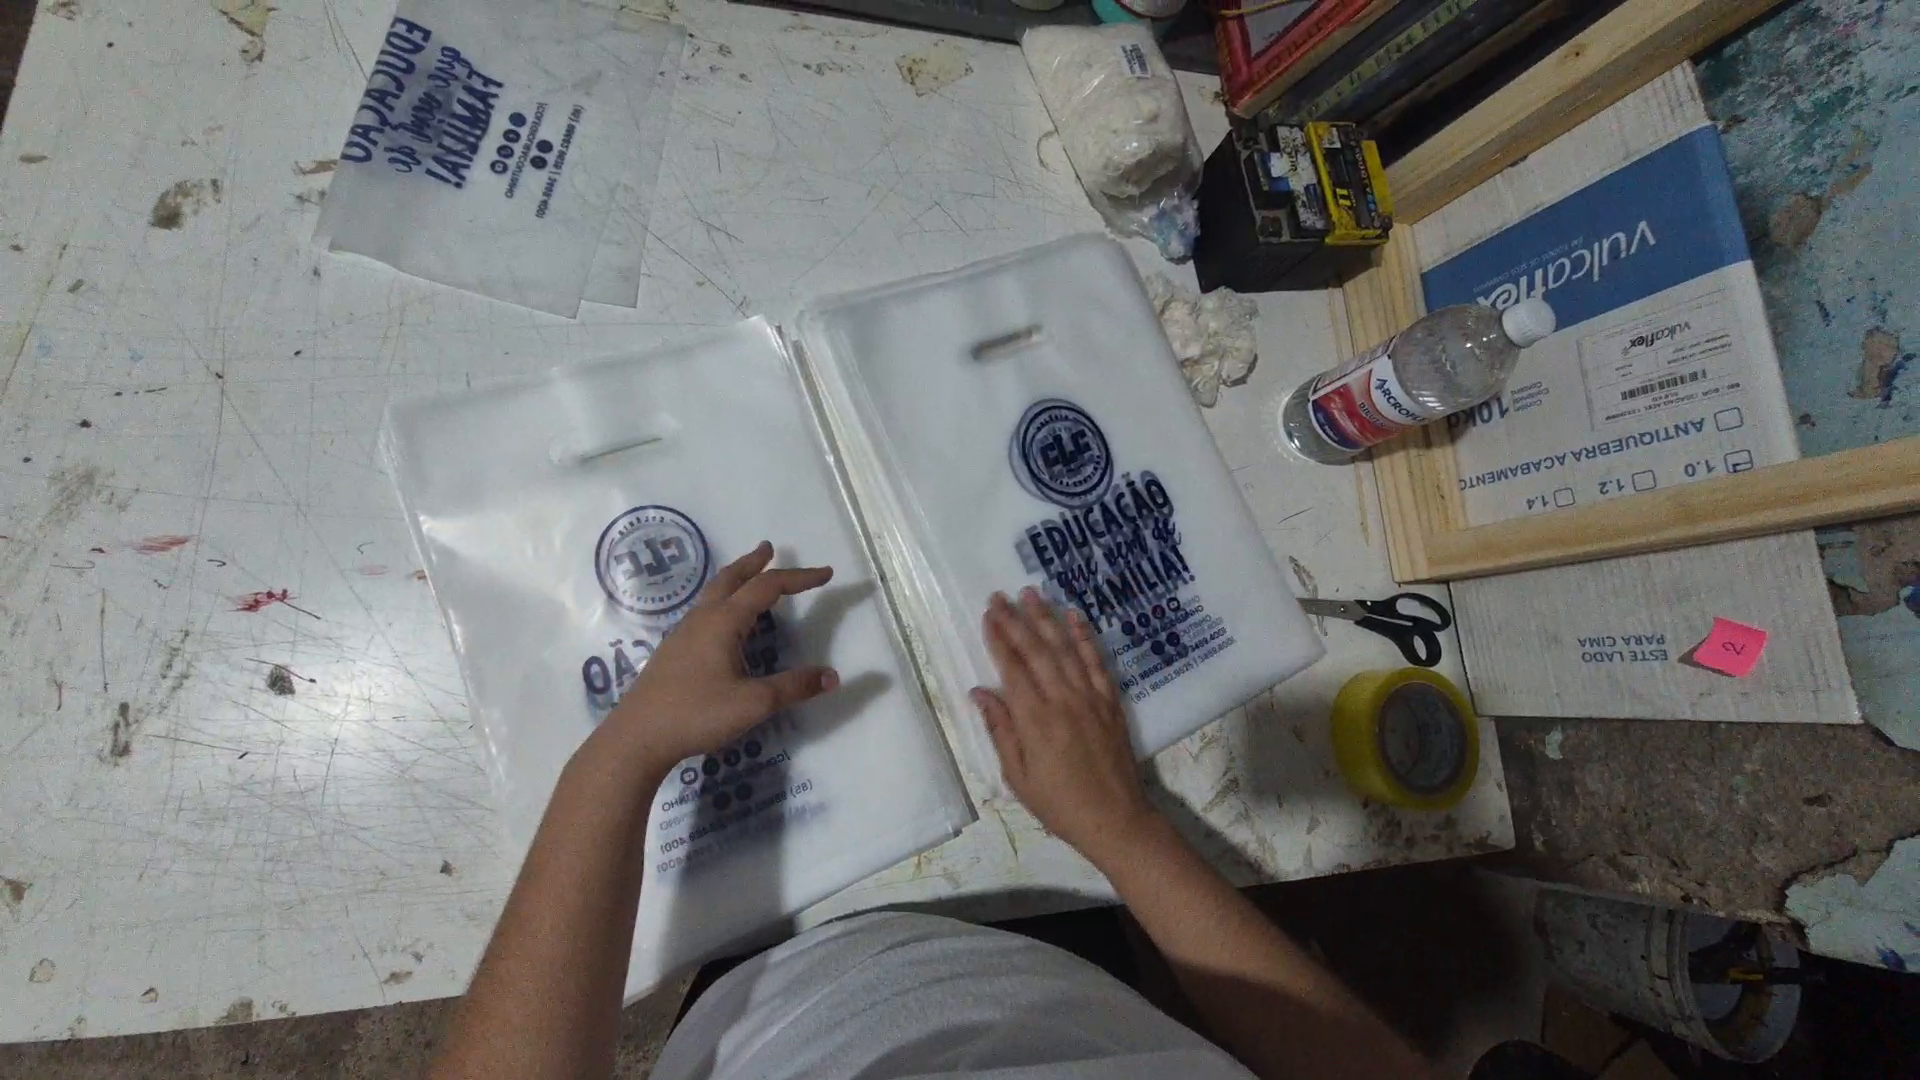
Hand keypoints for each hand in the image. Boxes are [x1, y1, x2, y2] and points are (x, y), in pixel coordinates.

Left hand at [603, 542, 839, 768]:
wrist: (636, 738)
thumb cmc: (696, 714)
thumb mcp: (754, 703)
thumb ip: (795, 687)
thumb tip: (833, 676)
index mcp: (723, 622)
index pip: (767, 587)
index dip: (799, 578)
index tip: (826, 574)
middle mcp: (702, 619)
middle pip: (731, 578)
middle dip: (754, 562)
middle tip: (769, 548)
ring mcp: (684, 634)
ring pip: (714, 594)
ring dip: (736, 580)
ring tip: (751, 579)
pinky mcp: (674, 652)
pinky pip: (705, 612)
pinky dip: (724, 602)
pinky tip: (726, 624)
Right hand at [972, 588, 1160, 868]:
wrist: (1116, 819)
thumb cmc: (1059, 804)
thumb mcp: (1018, 776)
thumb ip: (1000, 730)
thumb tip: (979, 692)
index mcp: (1035, 719)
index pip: (1012, 668)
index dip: (998, 639)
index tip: (987, 616)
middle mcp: (1062, 699)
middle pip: (1036, 650)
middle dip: (1015, 620)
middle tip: (1000, 596)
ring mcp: (1090, 697)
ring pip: (1065, 648)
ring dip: (1046, 618)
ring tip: (1031, 593)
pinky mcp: (1110, 701)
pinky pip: (1097, 661)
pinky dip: (1084, 636)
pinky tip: (1075, 615)